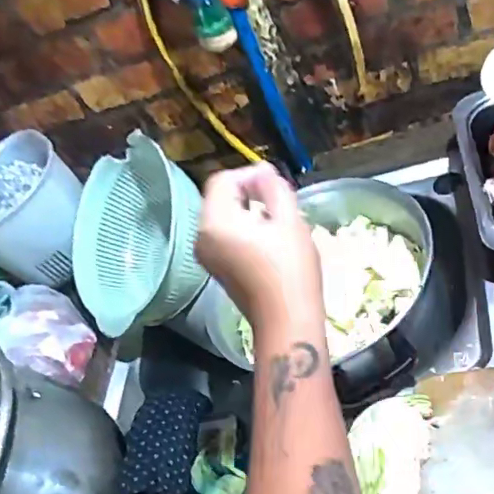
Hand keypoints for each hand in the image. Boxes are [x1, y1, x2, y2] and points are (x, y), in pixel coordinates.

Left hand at [194, 163, 321, 331]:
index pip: (223, 180)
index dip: (250, 176)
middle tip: (283, 207)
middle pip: (222, 201)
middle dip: (251, 197)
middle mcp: (202, 237)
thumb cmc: (291, 271)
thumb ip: (275, 188)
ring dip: (251, 217)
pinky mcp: (219, 273)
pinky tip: (272, 248)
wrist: (287, 323)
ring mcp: (208, 257)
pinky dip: (247, 236)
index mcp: (215, 221)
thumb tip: (264, 171)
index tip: (278, 186)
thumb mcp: (290, 222)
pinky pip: (228, 241)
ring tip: (281, 228)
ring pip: (226, 222)